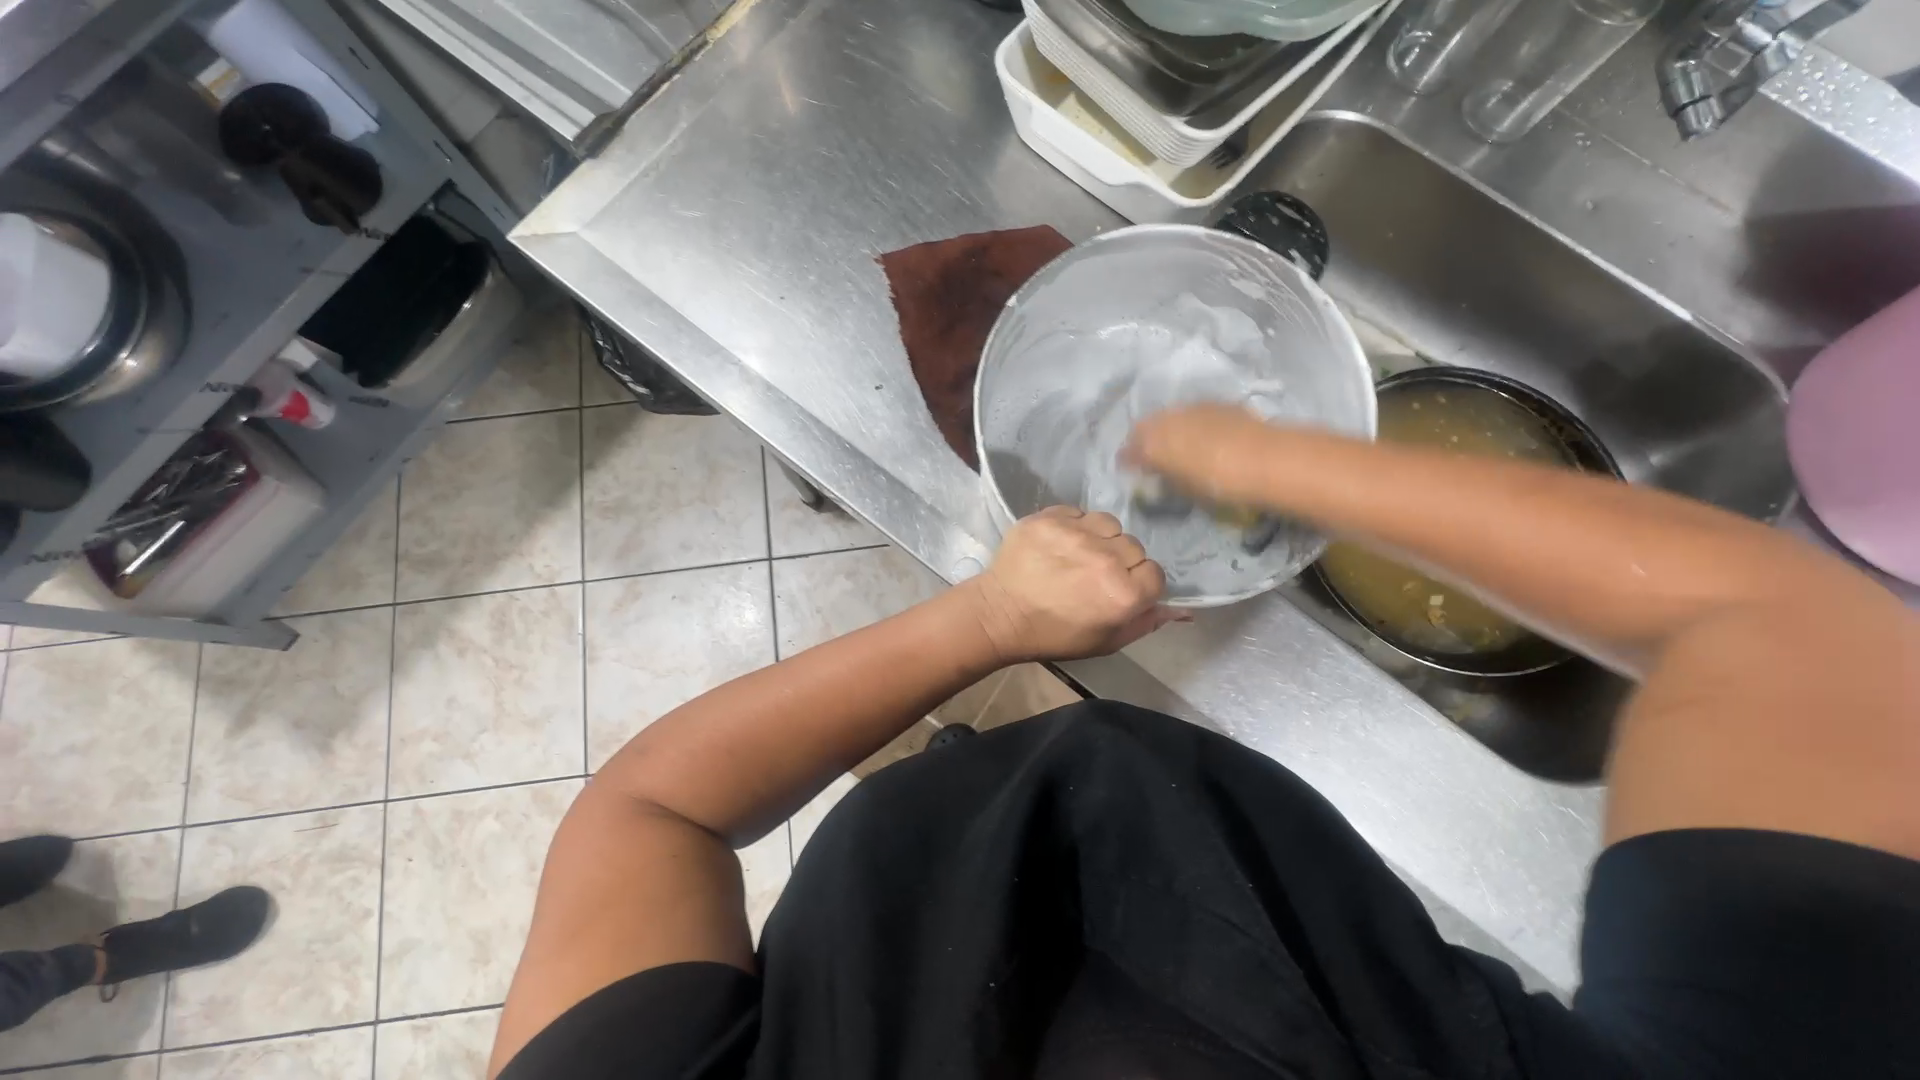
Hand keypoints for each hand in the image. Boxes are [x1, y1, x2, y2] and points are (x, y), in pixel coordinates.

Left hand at [965, 506, 1185, 663]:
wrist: (1000, 614)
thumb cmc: (1055, 634)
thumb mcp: (1106, 641)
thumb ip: (1147, 622)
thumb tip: (1185, 610)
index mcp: (1124, 593)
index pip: (1155, 574)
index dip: (1139, 584)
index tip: (1118, 591)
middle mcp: (1106, 558)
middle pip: (1134, 546)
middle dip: (1120, 560)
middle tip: (1094, 576)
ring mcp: (1076, 533)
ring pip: (1109, 524)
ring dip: (1100, 538)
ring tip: (1078, 556)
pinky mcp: (1050, 517)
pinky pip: (1078, 512)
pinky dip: (1073, 525)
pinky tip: (1059, 545)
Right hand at [1125, 404, 1279, 506]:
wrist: (1261, 458)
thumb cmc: (1217, 484)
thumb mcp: (1184, 488)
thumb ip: (1166, 477)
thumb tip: (1159, 474)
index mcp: (1151, 445)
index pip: (1128, 452)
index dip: (1126, 461)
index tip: (1128, 468)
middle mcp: (1164, 421)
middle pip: (1144, 426)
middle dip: (1143, 439)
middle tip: (1148, 453)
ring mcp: (1190, 407)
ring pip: (1168, 415)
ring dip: (1167, 427)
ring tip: (1175, 442)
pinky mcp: (1213, 403)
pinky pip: (1192, 412)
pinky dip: (1189, 421)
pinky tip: (1201, 433)